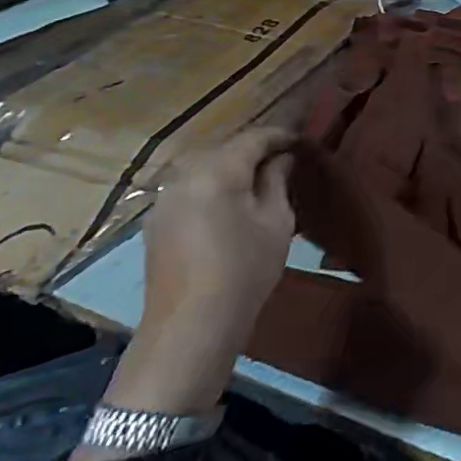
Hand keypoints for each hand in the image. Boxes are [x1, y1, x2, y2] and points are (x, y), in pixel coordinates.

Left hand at [143, 127, 297, 341]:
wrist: (192, 324)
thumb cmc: (246, 268)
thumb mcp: (276, 220)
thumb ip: (277, 181)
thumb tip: (282, 158)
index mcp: (217, 171)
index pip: (254, 138)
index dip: (282, 136)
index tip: (304, 141)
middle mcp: (184, 177)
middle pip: (226, 150)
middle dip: (256, 151)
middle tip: (286, 162)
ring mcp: (164, 200)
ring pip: (205, 169)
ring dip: (232, 170)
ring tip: (260, 183)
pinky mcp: (156, 223)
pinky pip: (190, 190)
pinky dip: (213, 188)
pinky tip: (230, 206)